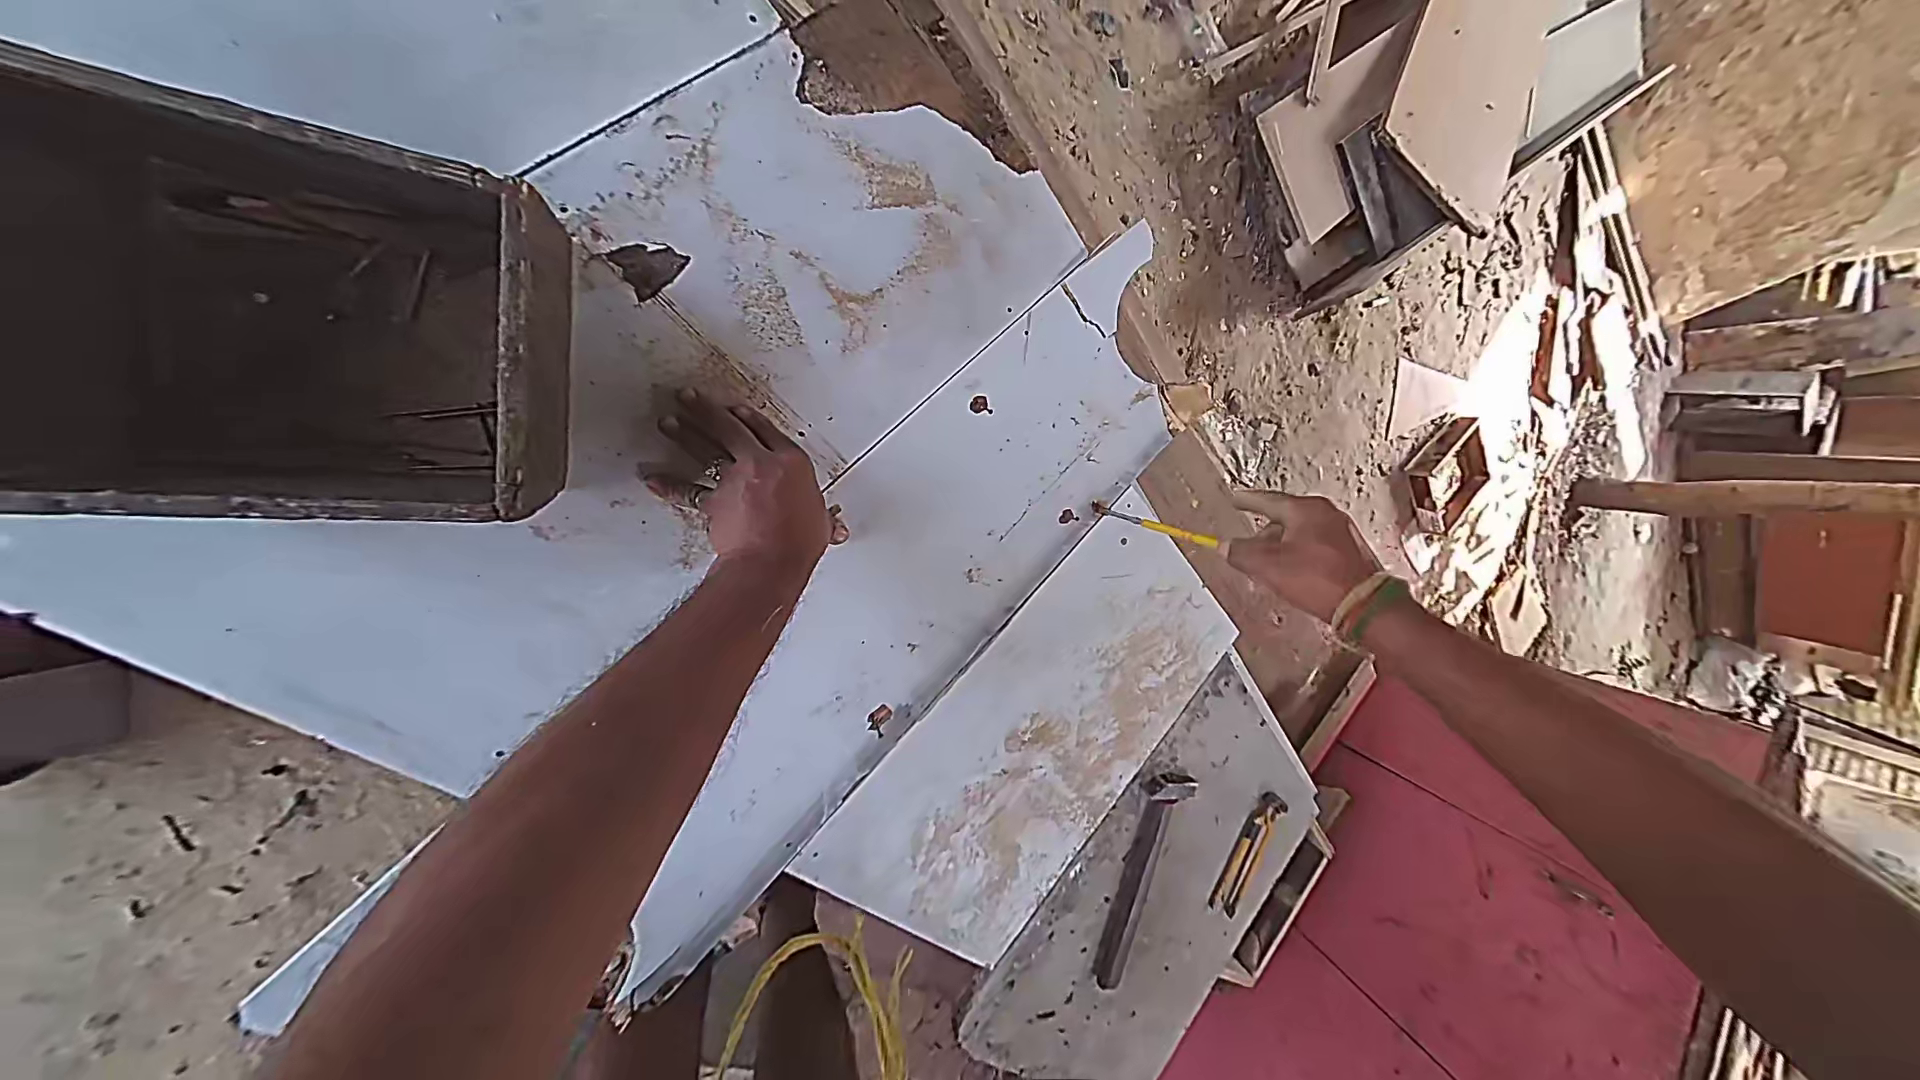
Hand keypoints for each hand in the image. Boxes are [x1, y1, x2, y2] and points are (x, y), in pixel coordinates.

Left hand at [644, 389, 847, 570]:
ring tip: (668, 421)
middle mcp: (759, 463)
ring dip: (684, 433)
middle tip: (689, 397)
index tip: (737, 409)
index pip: (767, 431)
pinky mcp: (713, 501)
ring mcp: (733, 480)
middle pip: (729, 428)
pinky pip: (688, 490)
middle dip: (706, 410)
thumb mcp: (820, 524)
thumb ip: (823, 519)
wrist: (771, 561)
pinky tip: (653, 477)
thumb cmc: (799, 542)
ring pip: (705, 449)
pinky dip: (669, 484)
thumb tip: (833, 527)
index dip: (750, 417)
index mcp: (791, 463)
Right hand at [1224, 491, 1382, 623]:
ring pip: (1299, 533)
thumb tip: (1226, 547)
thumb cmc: (1320, 579)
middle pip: (1284, 517)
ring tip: (1269, 565)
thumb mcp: (1267, 565)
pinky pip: (1314, 546)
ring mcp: (1341, 532)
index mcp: (1306, 510)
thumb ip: (1240, 552)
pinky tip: (1292, 572)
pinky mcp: (1349, 552)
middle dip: (1264, 532)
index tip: (1236, 498)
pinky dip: (1298, 554)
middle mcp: (1327, 514)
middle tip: (1248, 543)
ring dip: (1281, 546)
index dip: (1247, 500)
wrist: (1364, 606)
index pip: (1268, 499)